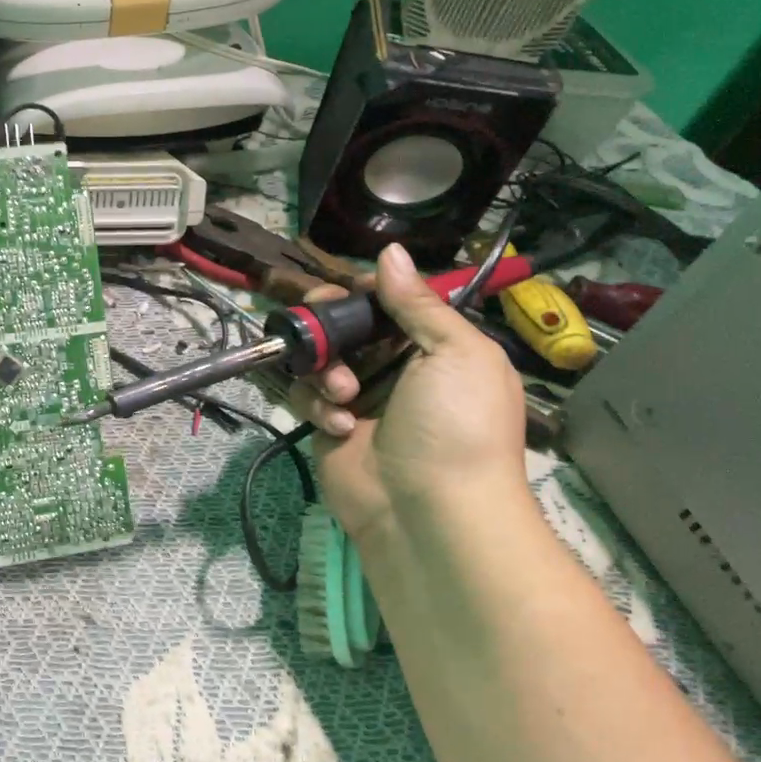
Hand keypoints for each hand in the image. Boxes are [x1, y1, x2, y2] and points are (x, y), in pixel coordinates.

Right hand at [286, 244, 527, 545]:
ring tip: (343, 396)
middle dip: (329, 326)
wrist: (430, 511)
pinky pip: (304, 395)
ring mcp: (359, 396)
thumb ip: (417, 303)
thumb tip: (389, 250)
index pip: (389, 300)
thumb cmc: (456, 425)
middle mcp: (395, 366)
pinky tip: (340, 426)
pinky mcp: (328, 423)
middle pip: (344, 323)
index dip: (363, 291)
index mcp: (435, 345)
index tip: (344, 292)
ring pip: (318, 356)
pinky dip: (317, 406)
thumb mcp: (456, 354)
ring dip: (325, 370)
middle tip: (321, 331)